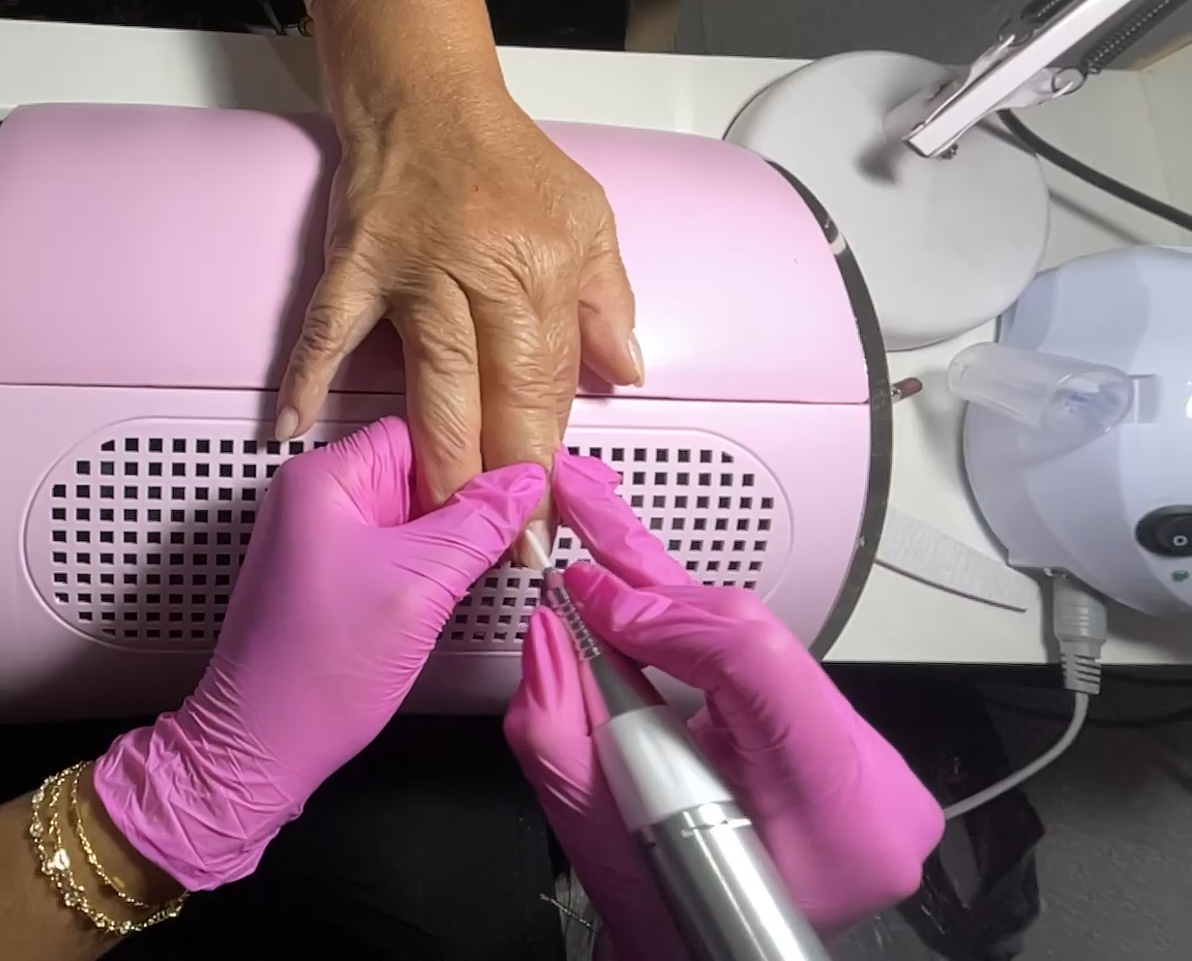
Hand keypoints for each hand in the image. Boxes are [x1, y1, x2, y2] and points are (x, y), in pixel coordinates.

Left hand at [93, 416, 542, 889]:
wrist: (265, 742)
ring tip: (492, 554)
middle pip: (412, 470)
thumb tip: (522, 480)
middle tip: (518, 522)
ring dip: (449, 532)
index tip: (521, 479)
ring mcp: (319, 535)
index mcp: (321, 480)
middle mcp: (313, 498)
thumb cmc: (312, 672)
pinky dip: (426, 558)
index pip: (415, 434)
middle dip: (465, 499)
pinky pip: (390, 544)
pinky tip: (453, 579)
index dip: (472, 454)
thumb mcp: (418, 586)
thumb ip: (478, 523)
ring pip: (406, 511)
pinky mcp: (329, 570)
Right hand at [275, 0, 641, 562]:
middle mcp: (482, 280)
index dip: (550, 456)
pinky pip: (325, 330)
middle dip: (502, 484)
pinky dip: (305, 376)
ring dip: (433, 460)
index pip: (550, 384)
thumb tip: (624, 374)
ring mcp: (410, 275)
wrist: (427, 99)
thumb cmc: (507, 162)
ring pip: (426, 383)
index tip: (550, 517)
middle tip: (506, 555)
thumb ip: (607, 302)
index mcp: (543, 273)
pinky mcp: (352, 267)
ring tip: (436, 528)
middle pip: (494, 399)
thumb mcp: (587, 219)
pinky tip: (287, 428)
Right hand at [504, 454, 942, 955]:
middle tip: (584, 499)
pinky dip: (671, 616)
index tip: (582, 595)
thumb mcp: (588, 831)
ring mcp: (855, 747)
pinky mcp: (822, 727)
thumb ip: (552, 725)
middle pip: (748, 628)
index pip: (751, 657)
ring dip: (654, 589)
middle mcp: (864, 770)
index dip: (657, 609)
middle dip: (646, 567)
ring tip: (598, 525)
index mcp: (829, 809)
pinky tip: (630, 580)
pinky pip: (738, 649)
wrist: (721, 953)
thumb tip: (549, 628)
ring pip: (741, 630)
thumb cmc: (665, 915)